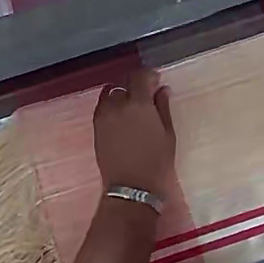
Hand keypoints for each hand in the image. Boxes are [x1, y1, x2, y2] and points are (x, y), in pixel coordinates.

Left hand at [94, 70, 174, 193]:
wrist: (132, 187)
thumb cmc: (156, 162)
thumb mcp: (168, 134)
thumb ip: (163, 108)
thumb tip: (162, 90)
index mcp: (138, 104)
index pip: (140, 77)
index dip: (149, 75)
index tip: (157, 80)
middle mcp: (117, 105)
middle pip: (124, 83)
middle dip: (135, 84)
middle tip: (147, 93)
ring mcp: (103, 116)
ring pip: (110, 93)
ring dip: (121, 93)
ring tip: (132, 104)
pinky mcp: (96, 127)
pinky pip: (102, 107)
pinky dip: (111, 105)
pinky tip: (121, 115)